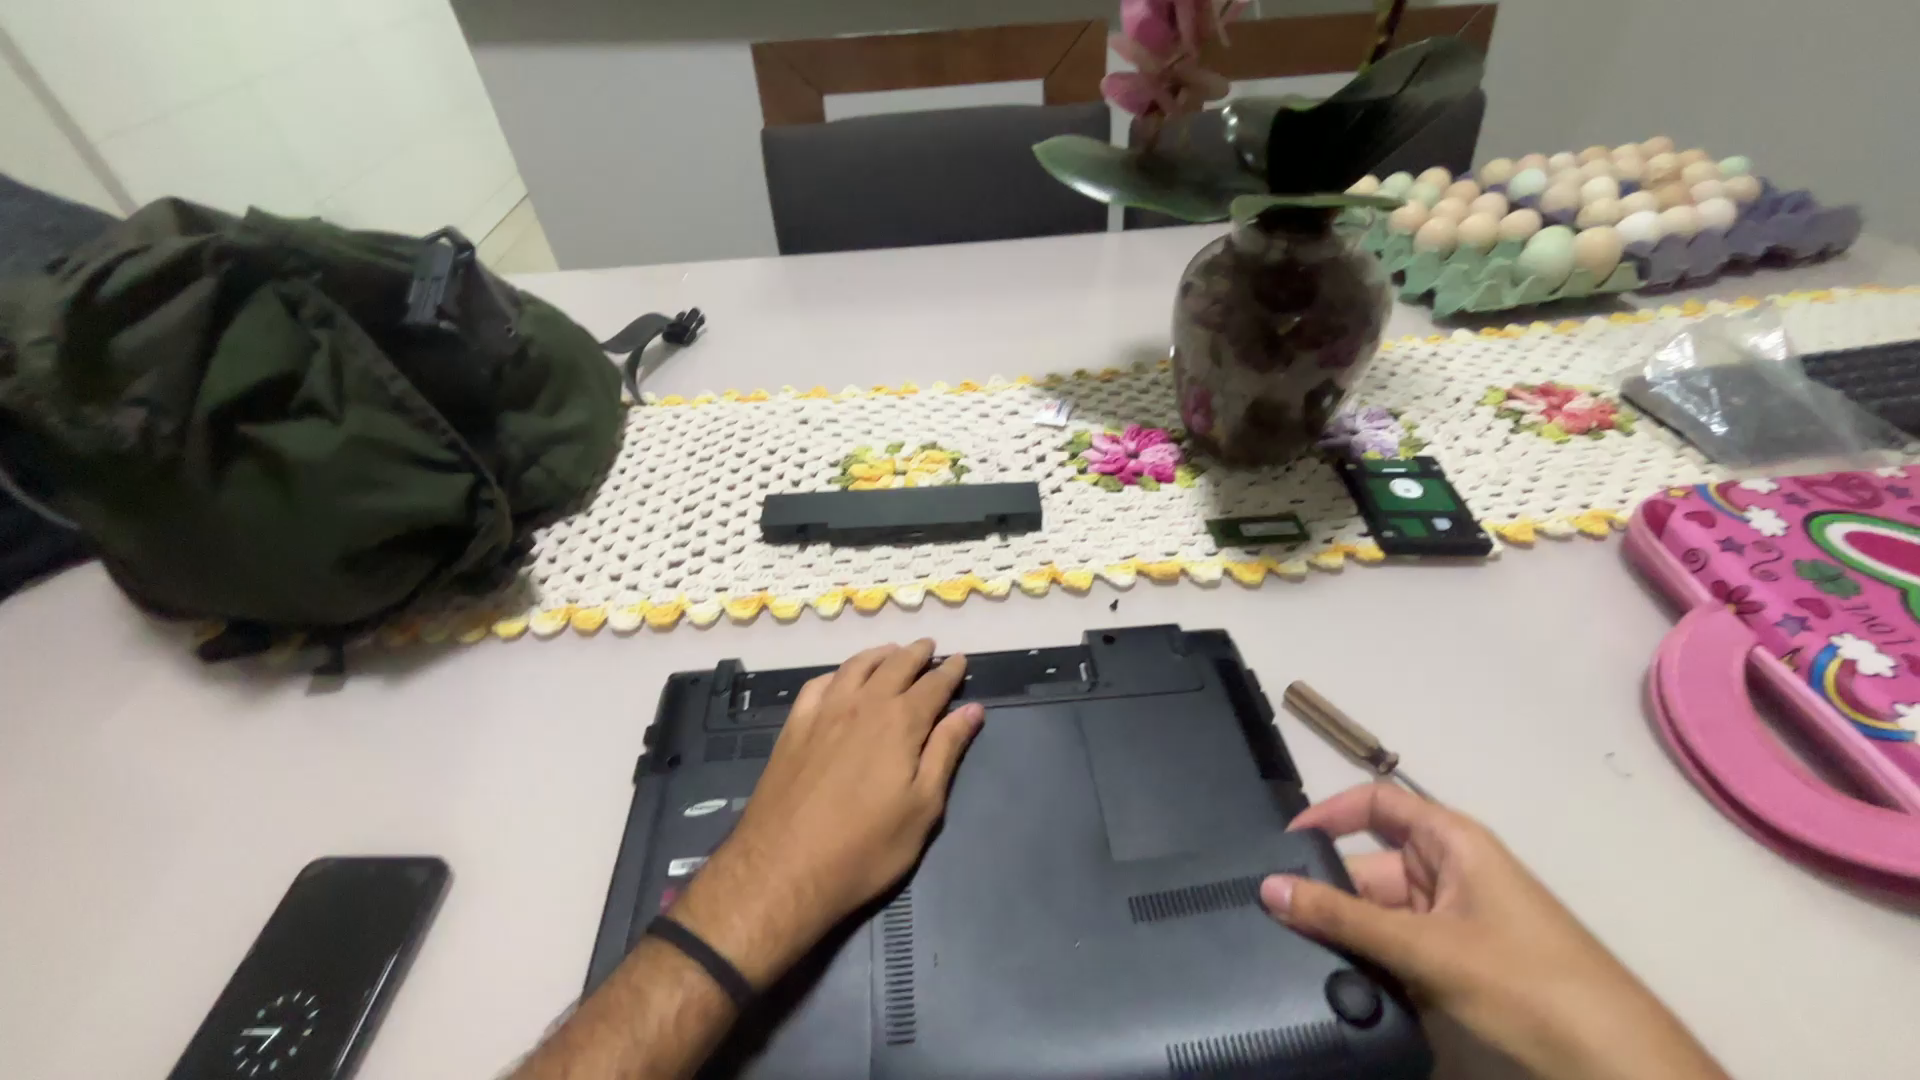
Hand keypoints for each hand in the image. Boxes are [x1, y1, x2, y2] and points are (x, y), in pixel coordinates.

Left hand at [670, 640, 982, 986]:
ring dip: (878, 654)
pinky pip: (818, 684)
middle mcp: (863, 704)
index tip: (960, 660)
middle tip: (930, 646)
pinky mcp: (794, 727)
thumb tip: (972, 710)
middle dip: (917, 654)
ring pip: (855, 667)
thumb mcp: (922, 807)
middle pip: (895, 666)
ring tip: (892, 651)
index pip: (933, 685)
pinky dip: (838, 672)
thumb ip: (946, 752)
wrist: (783, 869)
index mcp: (900, 722)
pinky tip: (841, 677)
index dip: (950, 671)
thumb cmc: (865, 847)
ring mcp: (823, 712)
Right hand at [1260, 784, 1727, 1079]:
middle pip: (1370, 864)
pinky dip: (1374, 961)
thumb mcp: (1426, 947)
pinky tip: (1345, 983)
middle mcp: (1451, 869)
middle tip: (1279, 920)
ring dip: (1350, 933)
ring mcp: (1457, 917)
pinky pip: (1399, 945)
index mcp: (1451, 842)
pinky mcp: (1460, 960)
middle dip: (1330, 892)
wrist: (1623, 1068)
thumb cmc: (1527, 982)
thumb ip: (1342, 918)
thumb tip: (1268, 887)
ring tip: (1302, 954)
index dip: (1329, 814)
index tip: (1284, 845)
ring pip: (1381, 911)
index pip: (1376, 803)